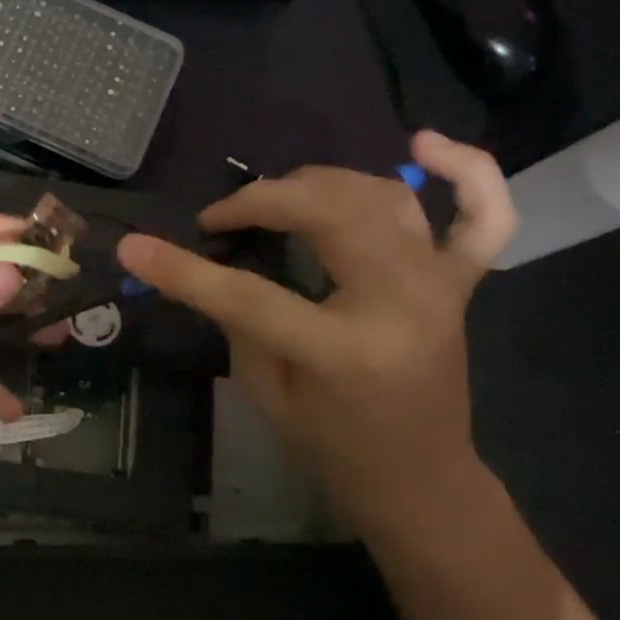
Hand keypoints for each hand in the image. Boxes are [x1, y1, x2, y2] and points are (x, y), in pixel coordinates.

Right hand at [117, 132, 517, 504]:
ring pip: (381, 196)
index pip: (248, 294)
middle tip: (220, 219)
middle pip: (326, 214)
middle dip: (260, 201)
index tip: (135, 246)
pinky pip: (484, 214)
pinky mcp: (461, 283)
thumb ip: (239, 321)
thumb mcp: (266, 391)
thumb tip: (203, 265)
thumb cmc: (331, 445)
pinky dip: (468, 170)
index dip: (183, 269)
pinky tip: (423, 143)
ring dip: (319, 184)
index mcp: (344, 349)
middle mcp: (401, 302)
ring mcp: (440, 286)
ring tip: (277, 199)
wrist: (417, 475)